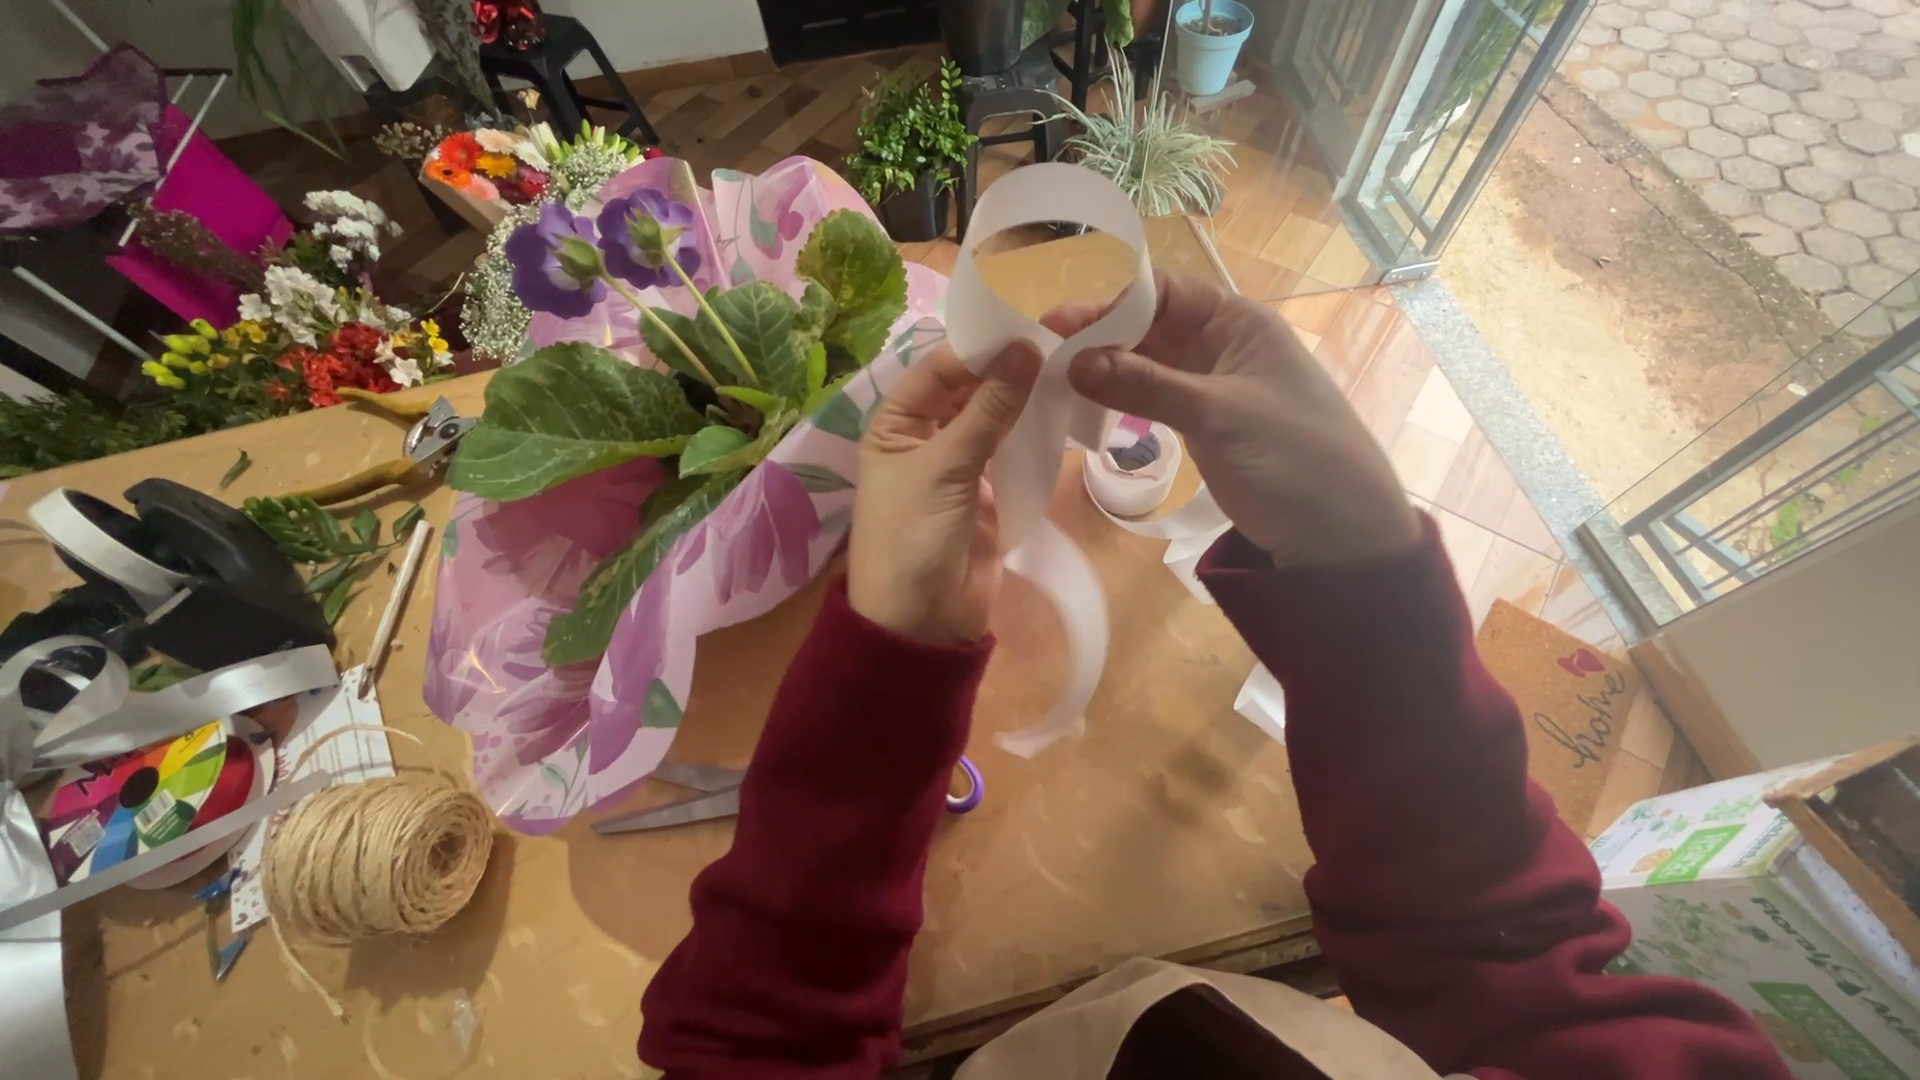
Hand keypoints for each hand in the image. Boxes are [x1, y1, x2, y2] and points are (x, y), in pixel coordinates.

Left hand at [849, 341, 1042, 643]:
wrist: (923, 622)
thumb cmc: (913, 537)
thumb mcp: (944, 467)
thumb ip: (988, 409)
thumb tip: (1027, 349)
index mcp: (896, 424)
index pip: (938, 369)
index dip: (979, 348)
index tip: (1029, 328)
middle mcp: (926, 437)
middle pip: (968, 390)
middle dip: (1007, 370)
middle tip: (1060, 342)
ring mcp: (960, 465)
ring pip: (994, 418)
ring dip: (1024, 399)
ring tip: (1069, 369)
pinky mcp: (990, 492)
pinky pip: (1012, 451)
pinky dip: (1033, 434)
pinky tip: (1064, 411)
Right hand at [1058, 274, 1421, 567]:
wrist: (1337, 532)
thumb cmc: (1293, 457)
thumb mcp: (1218, 415)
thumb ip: (1146, 386)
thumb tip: (1074, 363)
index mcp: (1237, 322)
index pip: (1162, 293)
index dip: (1108, 303)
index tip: (1056, 324)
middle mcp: (1219, 344)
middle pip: (1146, 326)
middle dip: (1098, 337)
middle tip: (1041, 356)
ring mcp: (1207, 386)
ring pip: (1144, 364)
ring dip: (1103, 370)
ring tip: (1052, 382)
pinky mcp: (1198, 423)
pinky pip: (1149, 398)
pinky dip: (1119, 401)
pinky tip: (1085, 408)